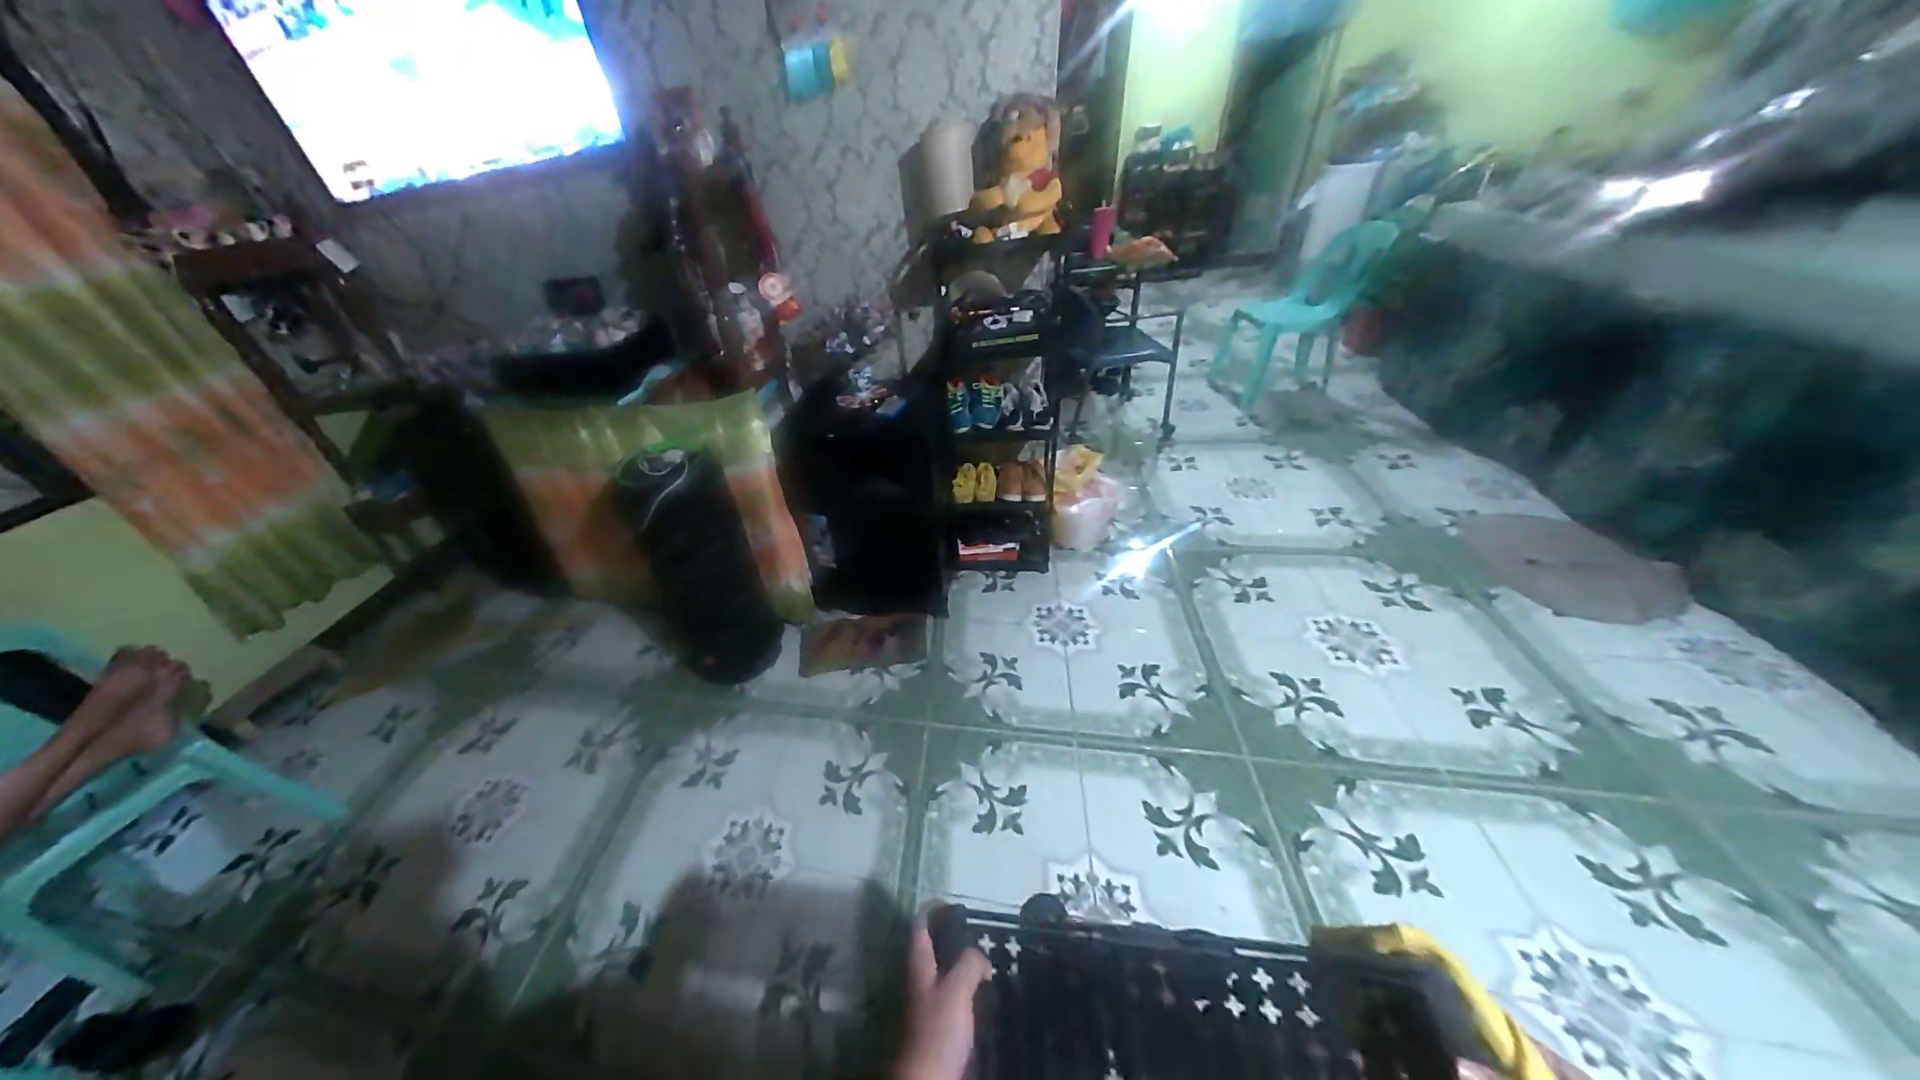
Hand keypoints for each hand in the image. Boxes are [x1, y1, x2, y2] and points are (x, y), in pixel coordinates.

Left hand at [896, 908, 990, 1079]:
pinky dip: (964, 981)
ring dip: (960, 958)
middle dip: (950, 933)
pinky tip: (981, 988)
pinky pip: (950, 990)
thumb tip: (981, 955)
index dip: (934, 908)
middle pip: (930, 944)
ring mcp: (925, 999)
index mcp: (918, 963)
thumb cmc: (938, 1030)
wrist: (928, 1079)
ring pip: (941, 967)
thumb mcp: (957, 989)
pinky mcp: (936, 1020)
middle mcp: (918, 977)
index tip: (955, 902)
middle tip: (977, 929)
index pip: (920, 924)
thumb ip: (969, 963)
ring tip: (985, 955)